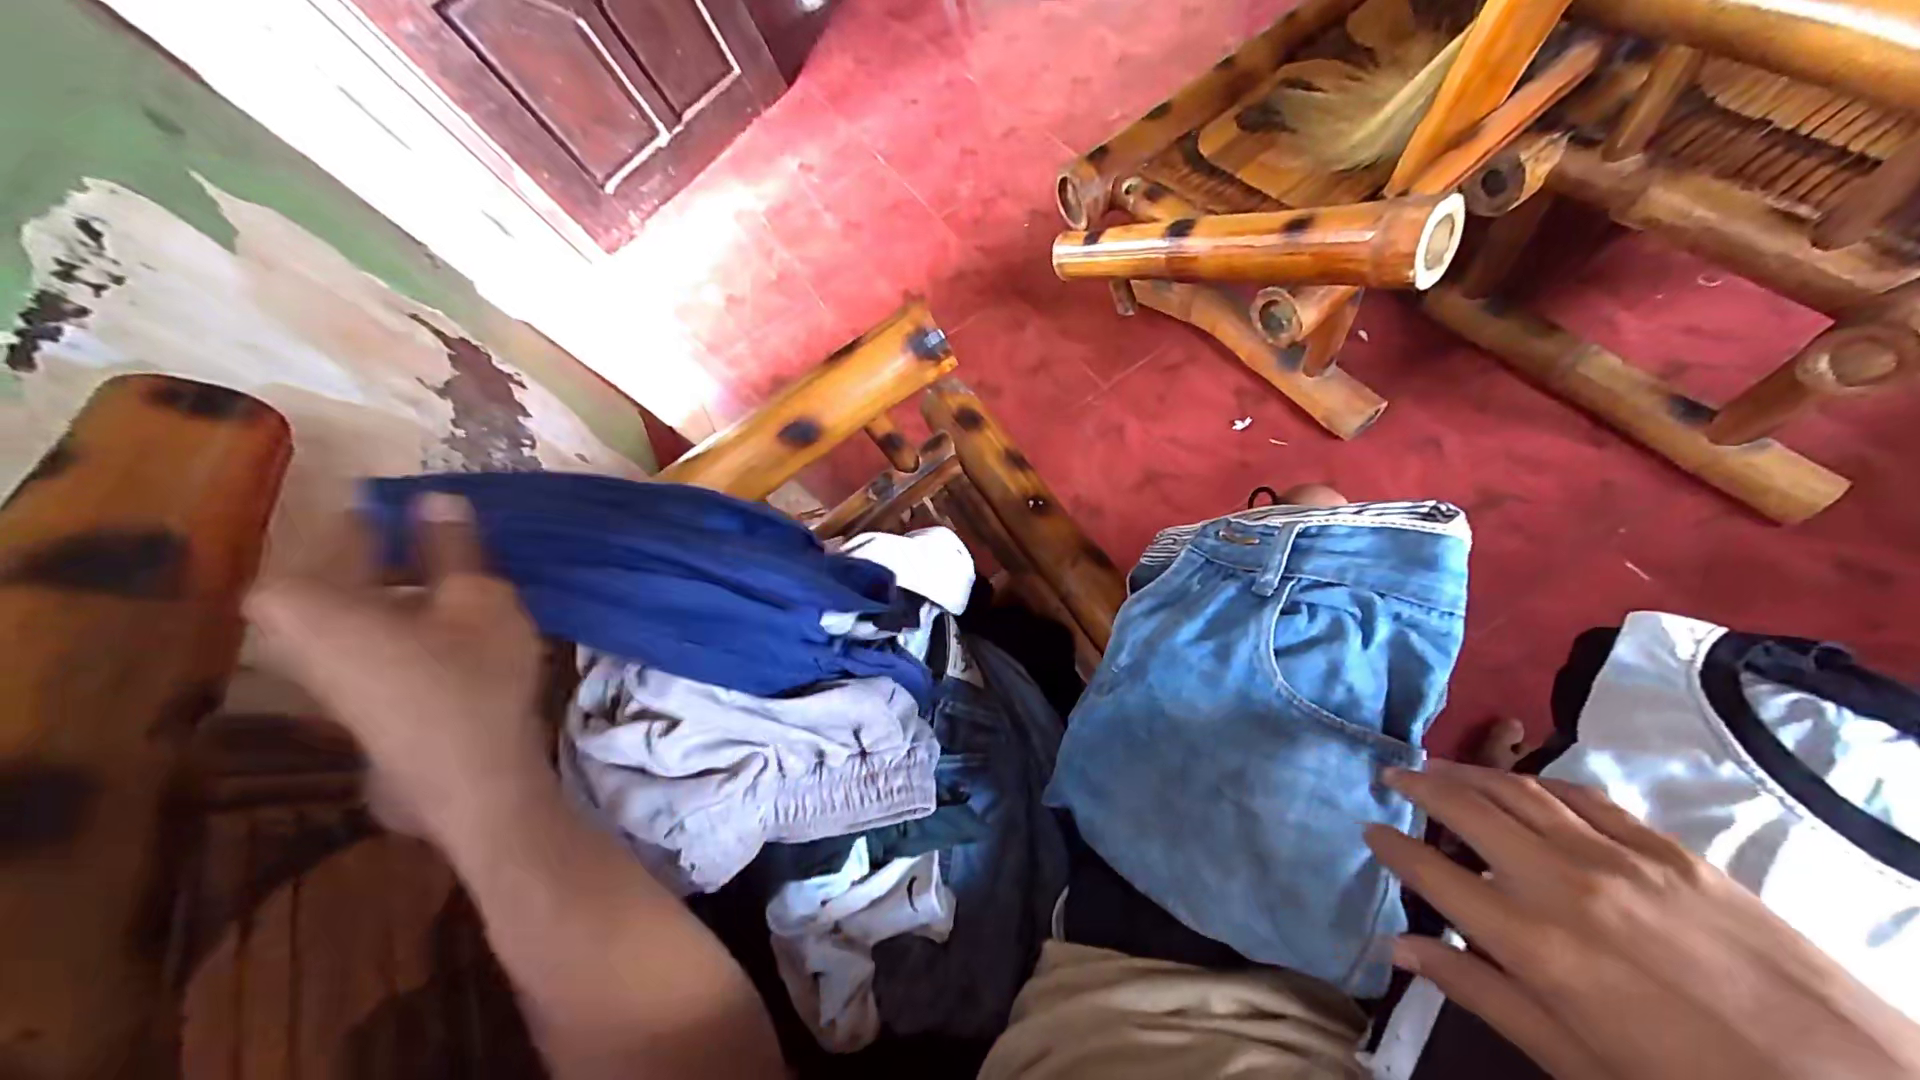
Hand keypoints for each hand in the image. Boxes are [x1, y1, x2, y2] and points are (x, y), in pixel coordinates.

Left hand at [245, 493, 547, 846]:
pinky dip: (409, 617)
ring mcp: (317, 666)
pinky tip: (457, 627)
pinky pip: (372, 631)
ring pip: (364, 601)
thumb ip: (453, 545)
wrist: (472, 776)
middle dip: (404, 552)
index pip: (349, 527)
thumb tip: (437, 497)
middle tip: (462, 544)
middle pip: (351, 567)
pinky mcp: (349, 691)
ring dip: (412, 586)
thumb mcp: (477, 597)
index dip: (400, 515)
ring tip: (468, 582)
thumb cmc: (472, 677)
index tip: (444, 509)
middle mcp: (292, 629)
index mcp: (307, 597)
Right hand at [1367, 760, 1919, 1079]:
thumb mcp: (1574, 1060)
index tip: (1370, 831)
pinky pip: (1585, 798)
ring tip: (1438, 766)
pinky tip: (1521, 783)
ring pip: (1520, 791)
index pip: (1433, 873)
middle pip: (1468, 810)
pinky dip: (1538, 783)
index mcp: (1534, 943)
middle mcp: (1564, 885)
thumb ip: (1480, 993)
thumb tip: (1399, 949)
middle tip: (1391, 775)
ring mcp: (1622, 860)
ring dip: (1468, 772)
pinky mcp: (1673, 853)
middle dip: (1418, 786)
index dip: (1392, 846)